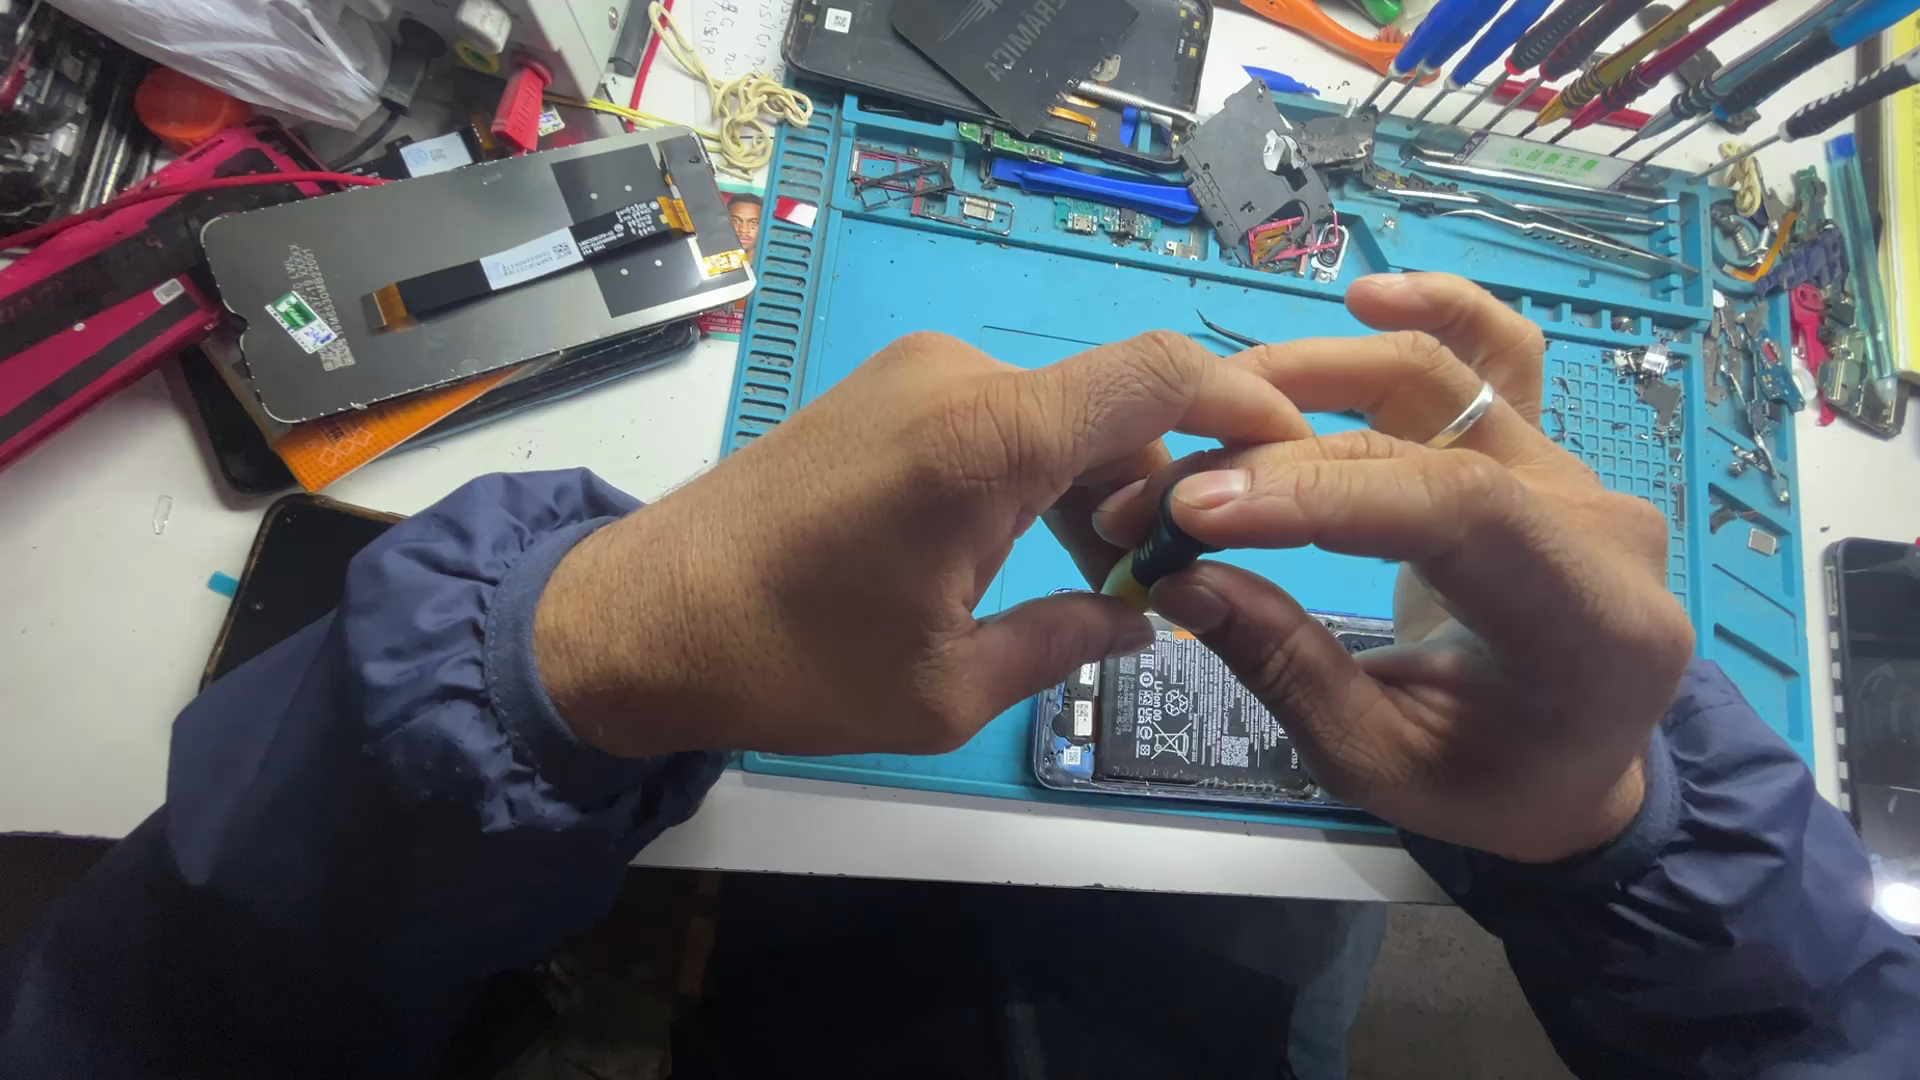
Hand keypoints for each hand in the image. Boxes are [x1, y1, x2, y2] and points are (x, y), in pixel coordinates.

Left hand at [534, 330, 1312, 757]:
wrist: (643, 618)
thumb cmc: (793, 663)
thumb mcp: (951, 686)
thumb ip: (1068, 640)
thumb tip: (1146, 616)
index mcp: (986, 439)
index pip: (1157, 372)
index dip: (1242, 399)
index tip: (1286, 453)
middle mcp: (958, 378)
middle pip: (1112, 402)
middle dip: (1159, 479)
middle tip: (1164, 572)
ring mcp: (915, 376)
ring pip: (1055, 414)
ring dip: (1093, 483)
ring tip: (1090, 572)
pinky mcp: (886, 395)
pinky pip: (998, 418)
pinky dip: (1037, 472)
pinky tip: (1022, 542)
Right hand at [1095, 273, 1691, 862]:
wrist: (1570, 766)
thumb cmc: (1481, 780)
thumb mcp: (1372, 758)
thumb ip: (1284, 668)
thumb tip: (1179, 579)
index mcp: (1587, 623)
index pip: (1450, 512)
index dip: (1312, 495)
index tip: (1189, 510)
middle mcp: (1595, 521)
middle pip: (1415, 440)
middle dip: (1265, 460)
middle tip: (1155, 496)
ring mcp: (1570, 471)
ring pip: (1437, 376)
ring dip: (1311, 375)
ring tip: (1213, 401)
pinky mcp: (1535, 452)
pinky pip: (1494, 357)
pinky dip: (1434, 313)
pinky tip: (1367, 294)